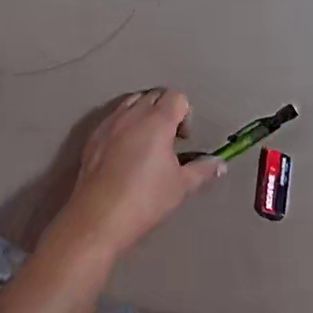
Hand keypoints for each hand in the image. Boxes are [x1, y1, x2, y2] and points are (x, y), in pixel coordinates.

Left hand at [48, 89, 225, 260]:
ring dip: (143, 113)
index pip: (176, 97)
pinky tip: (125, 152)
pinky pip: (113, 117)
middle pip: (154, 95)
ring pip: (131, 102)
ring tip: (148, 142)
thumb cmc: (145, 200)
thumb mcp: (181, 187)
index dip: (185, 114)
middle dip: (165, 110)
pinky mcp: (94, 135)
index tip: (184, 139)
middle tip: (169, 139)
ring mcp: (110, 122)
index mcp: (156, 121)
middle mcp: (132, 114)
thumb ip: (202, 170)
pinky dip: (124, 125)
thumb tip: (219, 164)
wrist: (99, 216)